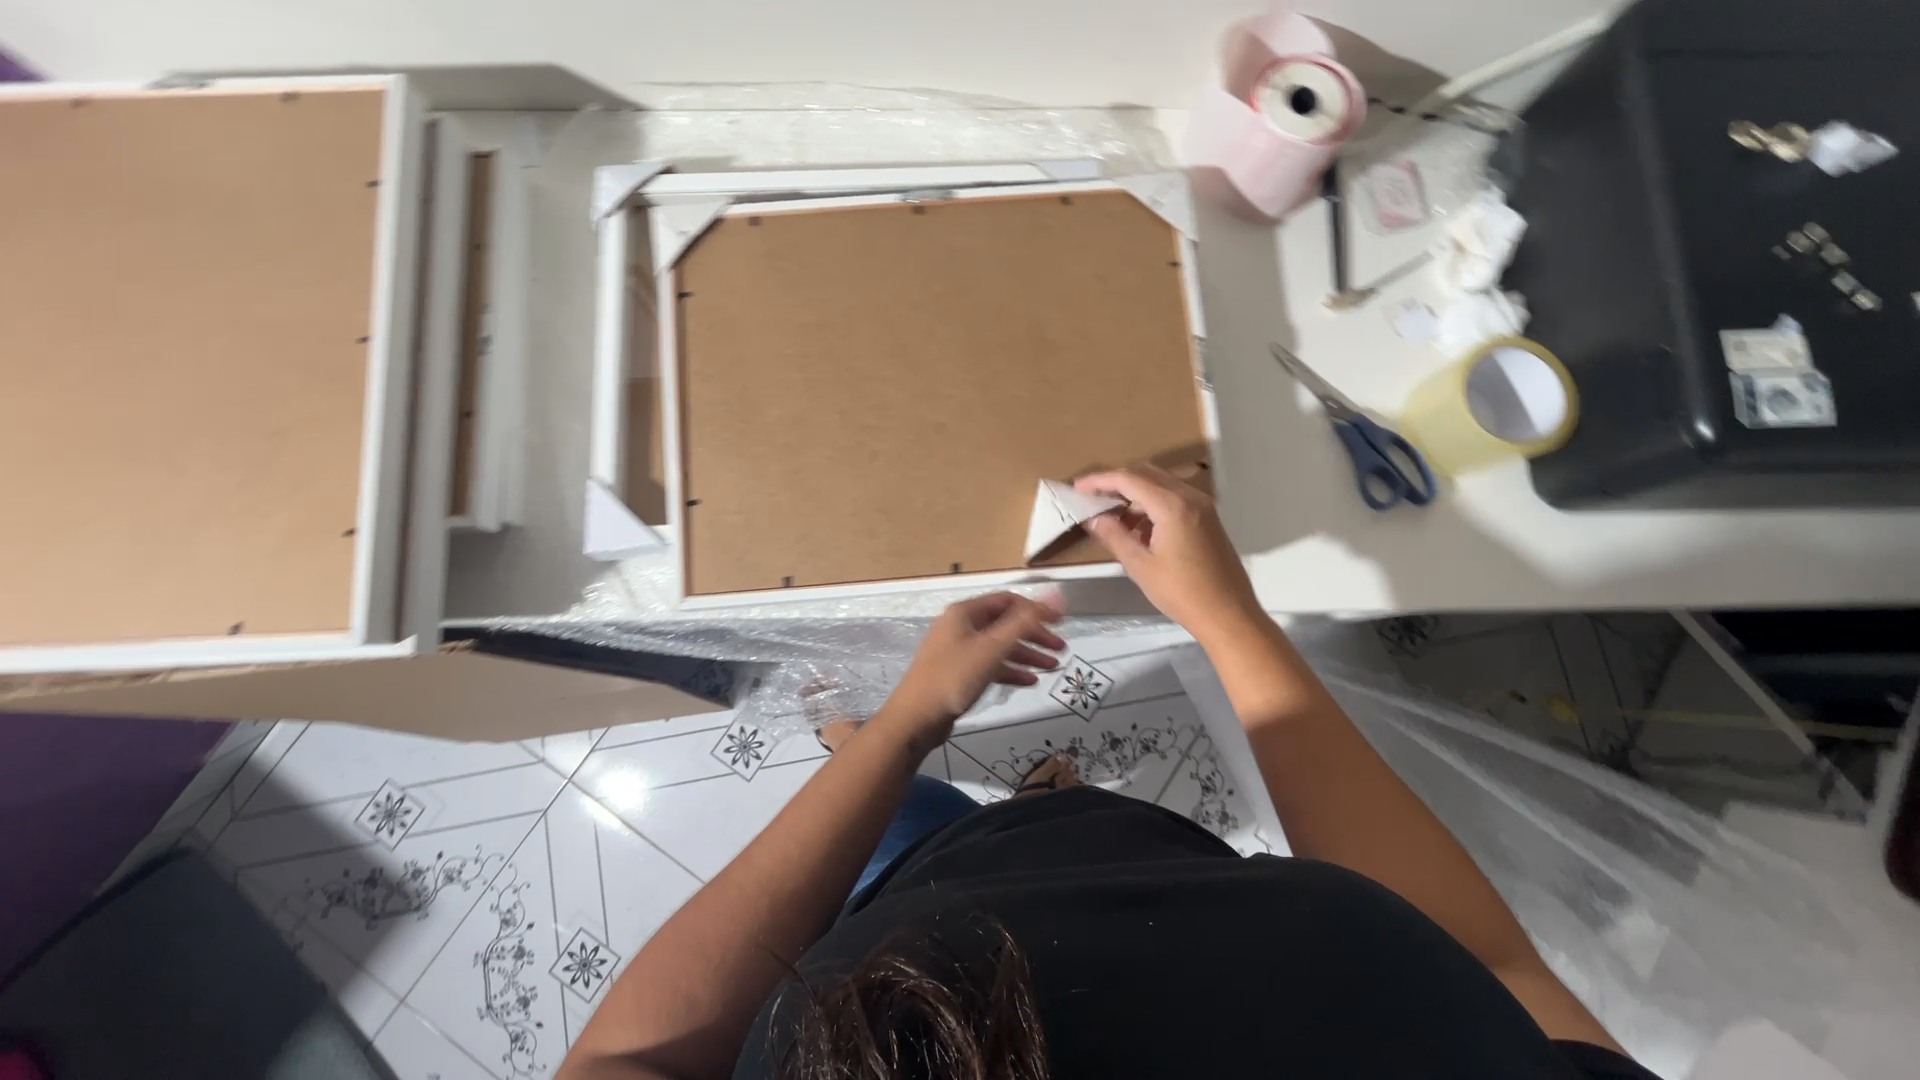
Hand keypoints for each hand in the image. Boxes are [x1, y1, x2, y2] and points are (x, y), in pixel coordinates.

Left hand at [883, 593, 1065, 740]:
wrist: (916, 718)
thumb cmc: (954, 677)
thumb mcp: (992, 648)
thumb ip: (1024, 623)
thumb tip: (1053, 597)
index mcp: (965, 612)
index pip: (1008, 601)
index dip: (1036, 609)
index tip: (1061, 623)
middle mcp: (961, 626)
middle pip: (1005, 624)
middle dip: (1034, 635)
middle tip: (1061, 649)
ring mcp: (959, 650)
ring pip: (999, 646)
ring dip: (1026, 654)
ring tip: (1053, 667)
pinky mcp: (959, 673)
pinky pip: (990, 665)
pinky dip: (1010, 671)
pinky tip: (1030, 681)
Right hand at [1075, 464, 1262, 640]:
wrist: (1229, 614)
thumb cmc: (1181, 593)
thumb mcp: (1140, 566)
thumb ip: (1114, 536)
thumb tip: (1094, 518)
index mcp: (1172, 506)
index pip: (1129, 479)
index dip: (1100, 480)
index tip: (1077, 487)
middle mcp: (1190, 497)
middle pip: (1146, 474)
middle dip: (1117, 482)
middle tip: (1092, 499)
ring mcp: (1202, 506)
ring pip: (1161, 485)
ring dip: (1135, 495)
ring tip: (1112, 519)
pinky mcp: (1207, 518)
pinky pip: (1174, 498)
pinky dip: (1152, 505)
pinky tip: (1139, 529)